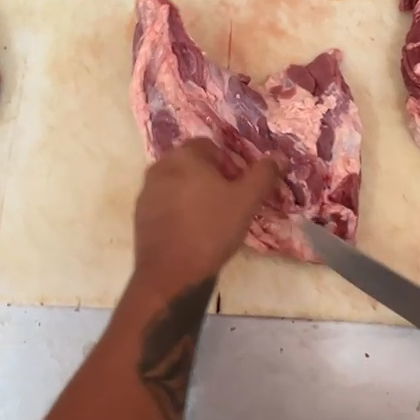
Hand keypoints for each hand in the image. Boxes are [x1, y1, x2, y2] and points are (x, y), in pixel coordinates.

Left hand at [133, 139, 278, 290]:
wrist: (170, 273)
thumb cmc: (211, 230)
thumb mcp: (246, 201)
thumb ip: (264, 174)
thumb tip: (279, 156)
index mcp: (184, 156)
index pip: (211, 147)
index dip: (230, 164)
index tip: (239, 188)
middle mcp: (160, 166)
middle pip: (193, 164)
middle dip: (212, 178)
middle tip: (229, 203)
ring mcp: (146, 191)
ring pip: (178, 184)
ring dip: (195, 194)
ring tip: (212, 219)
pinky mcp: (140, 215)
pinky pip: (166, 203)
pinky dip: (179, 210)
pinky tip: (192, 231)